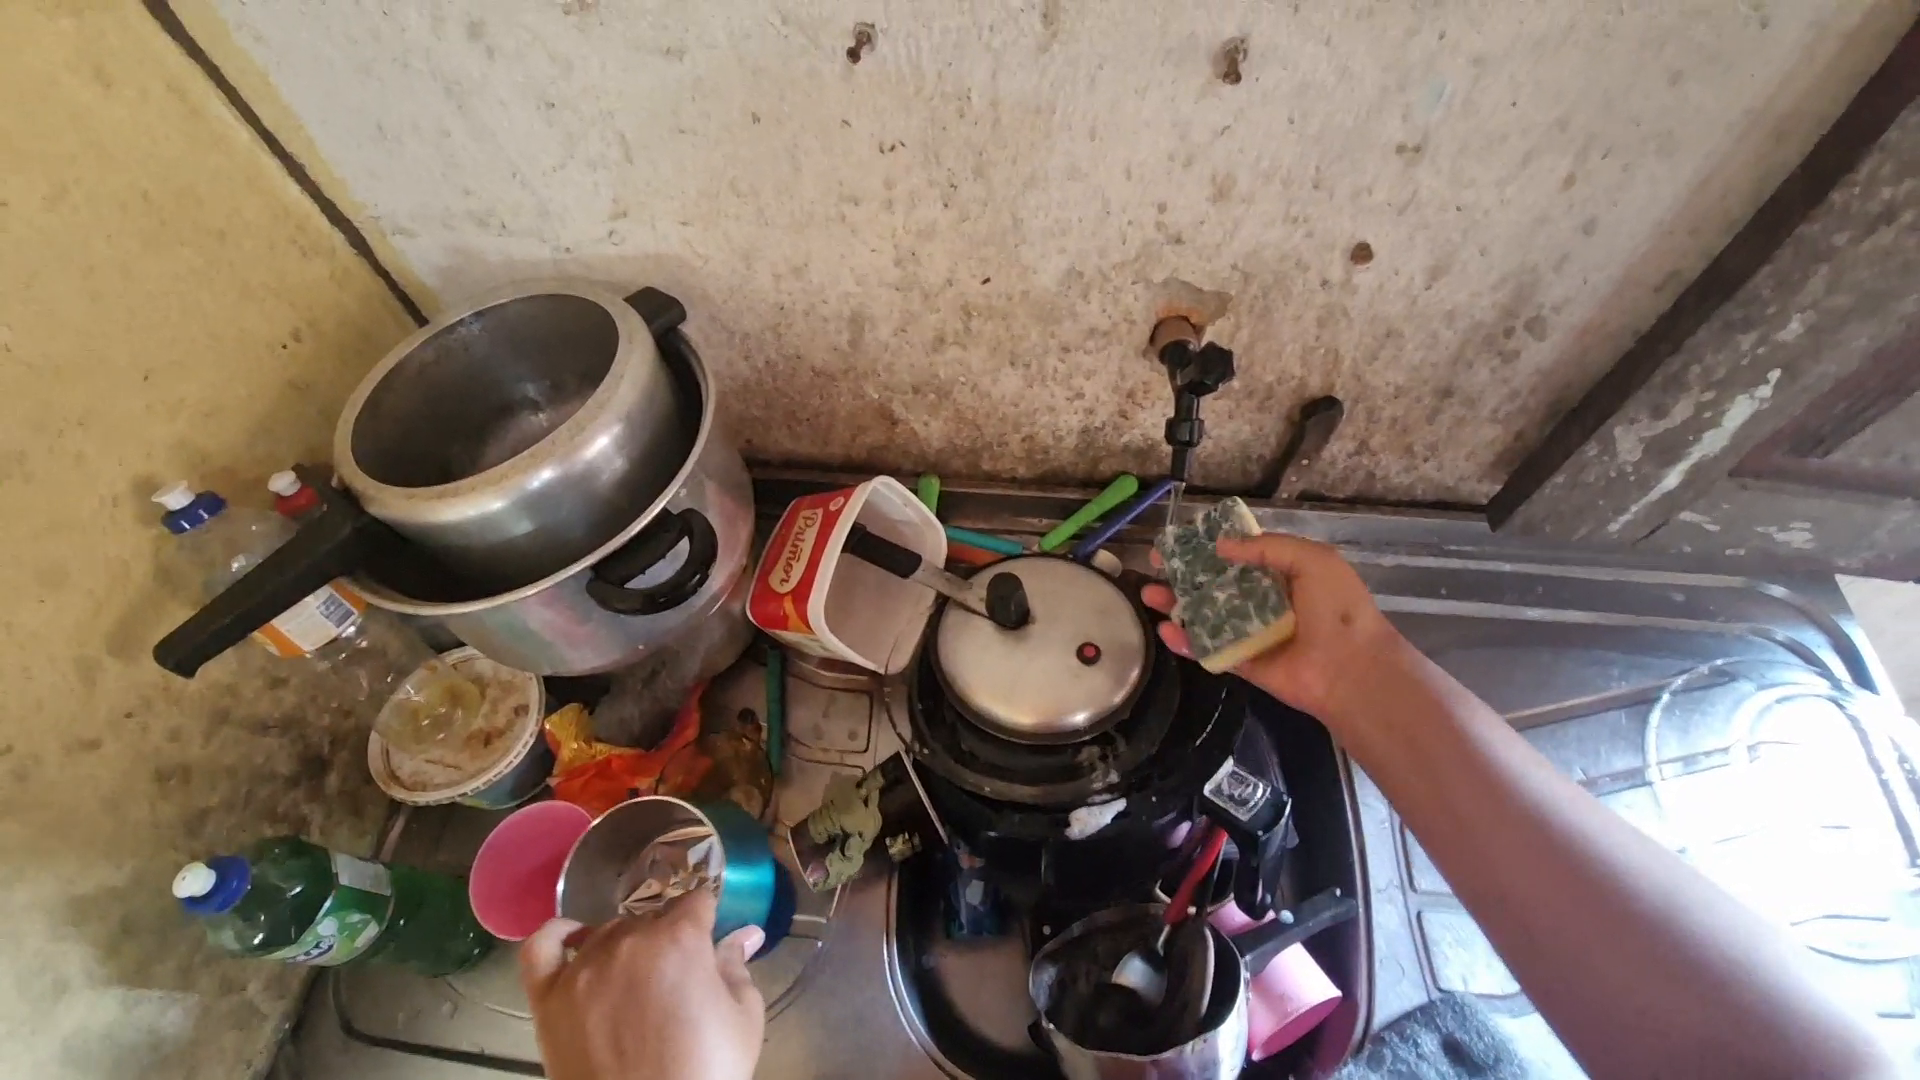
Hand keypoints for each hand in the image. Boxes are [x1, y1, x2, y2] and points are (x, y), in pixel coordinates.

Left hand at [521, 891, 765, 1079]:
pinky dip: (558, 936)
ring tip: (636, 985)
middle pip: (652, 919)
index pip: (697, 901)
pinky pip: (542, 949)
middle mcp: (630, 941)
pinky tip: (575, 940)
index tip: (709, 945)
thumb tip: (746, 934)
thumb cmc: (706, 1071)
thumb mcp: (743, 1019)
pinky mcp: (549, 1000)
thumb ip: (737, 967)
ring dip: (625, 947)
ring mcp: (584, 969)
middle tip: (678, 982)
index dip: (706, 921)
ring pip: (608, 932)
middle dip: (669, 940)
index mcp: (681, 938)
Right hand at [1142, 533, 1404, 723]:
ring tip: (1148, 594)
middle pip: (1213, 585)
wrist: (1351, 669)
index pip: (1237, 556)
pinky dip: (1184, 640)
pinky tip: (1165, 628)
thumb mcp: (1312, 559)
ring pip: (1204, 615)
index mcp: (1282, 574)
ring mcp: (1249, 633)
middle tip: (1153, 567)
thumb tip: (1221, 546)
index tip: (1177, 543)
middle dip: (1182, 575)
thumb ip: (1267, 547)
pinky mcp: (1240, 662)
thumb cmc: (1337, 609)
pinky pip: (1207, 649)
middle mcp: (1263, 601)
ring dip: (1175, 604)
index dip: (1207, 548)